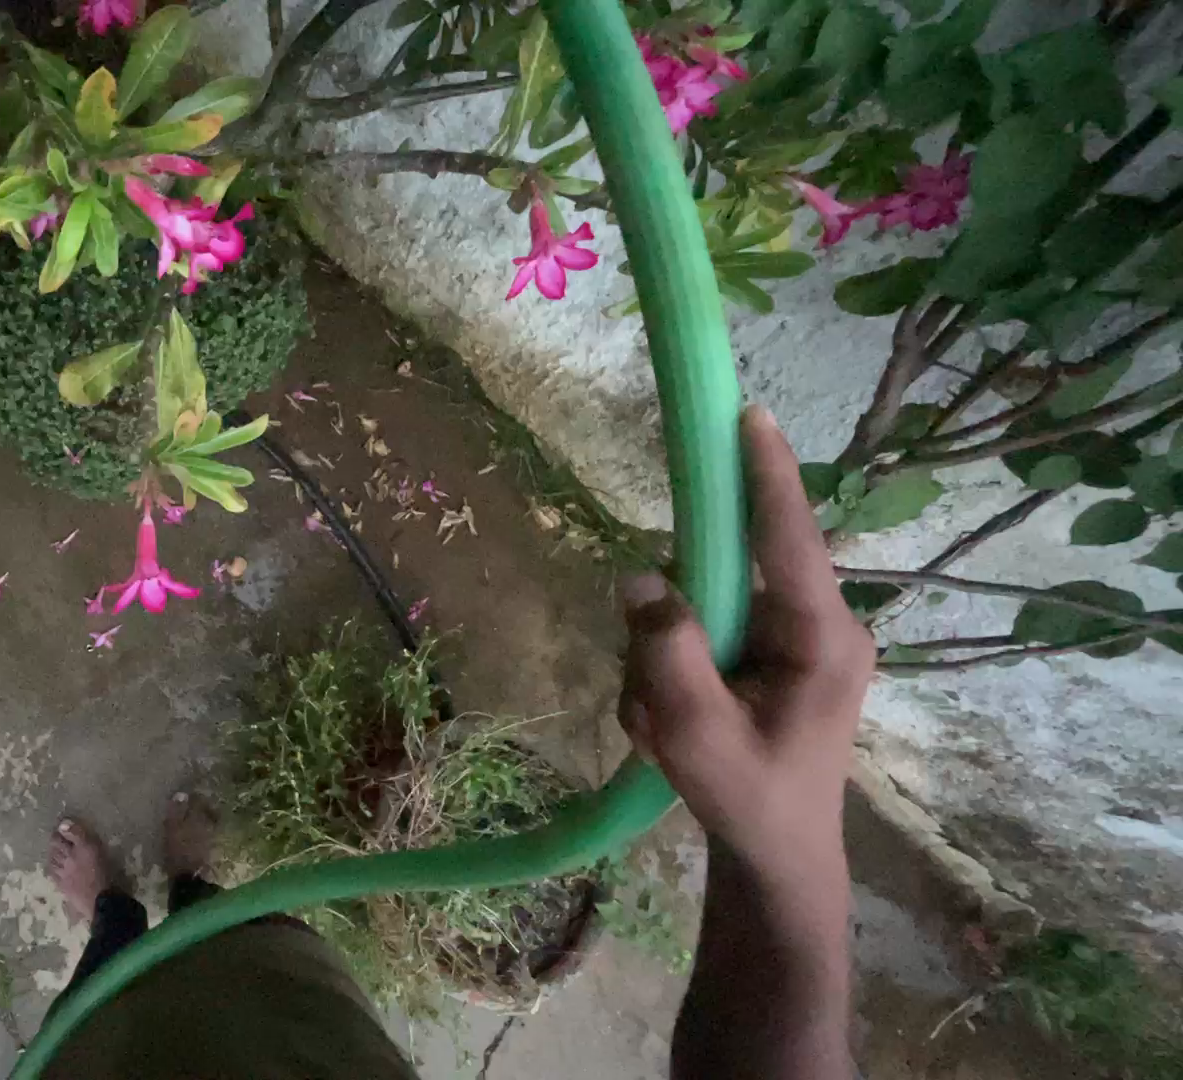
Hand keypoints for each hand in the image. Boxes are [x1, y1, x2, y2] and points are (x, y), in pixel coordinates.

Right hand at [619, 405, 874, 879]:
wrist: (773, 852)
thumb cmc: (749, 798)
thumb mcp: (696, 733)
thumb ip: (666, 652)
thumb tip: (638, 578)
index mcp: (820, 638)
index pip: (788, 539)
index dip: (766, 475)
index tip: (749, 414)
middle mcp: (808, 625)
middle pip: (712, 581)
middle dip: (664, 642)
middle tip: (655, 706)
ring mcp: (778, 638)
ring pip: (686, 612)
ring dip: (655, 669)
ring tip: (663, 729)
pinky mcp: (752, 652)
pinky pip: (683, 637)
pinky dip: (659, 678)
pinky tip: (668, 724)